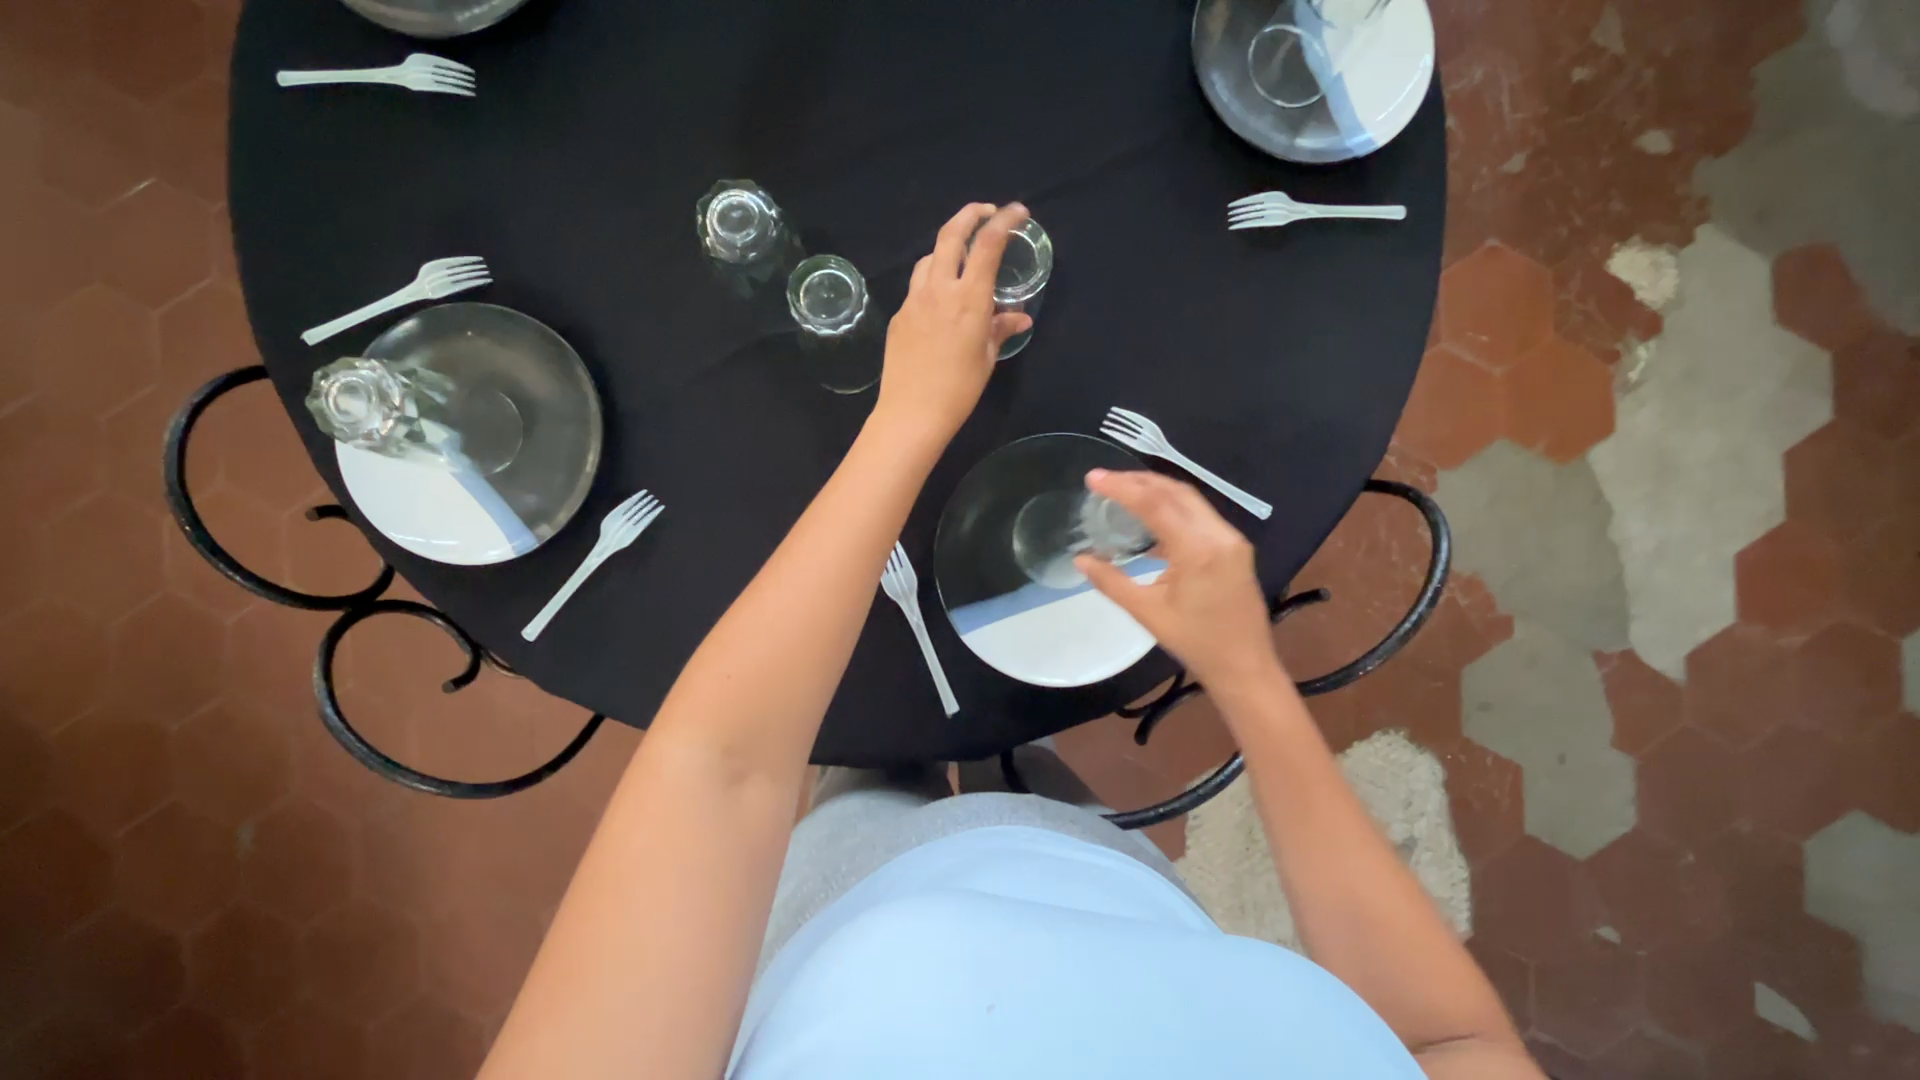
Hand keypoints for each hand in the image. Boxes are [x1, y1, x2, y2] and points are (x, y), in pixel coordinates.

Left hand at [874, 202, 1033, 443]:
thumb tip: (1021, 317)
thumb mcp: (986, 358)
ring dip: (947, 247)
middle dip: (970, 215)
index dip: (1004, 221)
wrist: (912, 412)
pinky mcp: (899, 315)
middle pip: (951, 234)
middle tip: (985, 212)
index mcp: (968, 298)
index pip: (988, 245)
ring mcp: (914, 300)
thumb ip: (1002, 329)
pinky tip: (940, 299)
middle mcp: (939, 290)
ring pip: (929, 257)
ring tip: (961, 256)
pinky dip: (932, 280)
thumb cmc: (959, 389)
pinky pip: (917, 286)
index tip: (1016, 211)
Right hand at [1075, 469, 1281, 689]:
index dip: (1123, 487)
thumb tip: (1080, 559)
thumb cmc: (1196, 643)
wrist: (1245, 666)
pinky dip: (1172, 508)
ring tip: (1122, 490)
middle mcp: (1220, 536)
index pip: (1156, 504)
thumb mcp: (1147, 613)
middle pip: (1176, 492)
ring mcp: (1231, 540)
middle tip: (1105, 479)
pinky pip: (1200, 516)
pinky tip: (1149, 518)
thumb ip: (1111, 582)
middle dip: (1139, 481)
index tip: (1094, 478)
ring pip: (1190, 500)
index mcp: (1199, 551)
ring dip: (1156, 490)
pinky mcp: (1235, 548)